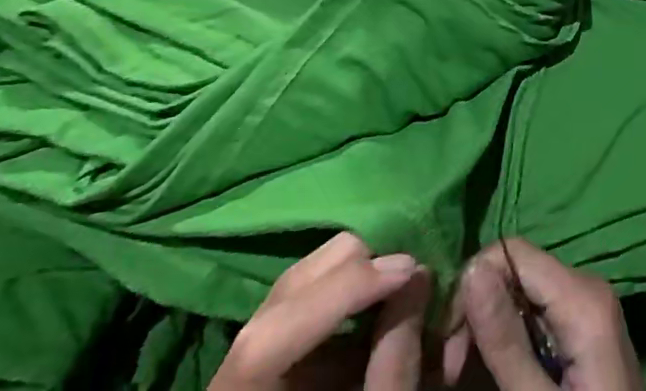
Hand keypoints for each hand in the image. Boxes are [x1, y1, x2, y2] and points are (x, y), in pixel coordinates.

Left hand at [211, 232, 431, 390]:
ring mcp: (242, 367)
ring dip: (354, 271)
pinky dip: (349, 288)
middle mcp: (227, 385)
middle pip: (282, 296)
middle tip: (413, 269)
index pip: (267, 344)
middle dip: (355, 268)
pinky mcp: (267, 359)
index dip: (341, 293)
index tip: (410, 270)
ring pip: (295, 286)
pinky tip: (384, 296)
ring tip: (403, 279)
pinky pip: (306, 299)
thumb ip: (395, 361)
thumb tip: (418, 276)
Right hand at [444, 239, 641, 390]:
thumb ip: (505, 340)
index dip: (471, 287)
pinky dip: (510, 335)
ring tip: (466, 376)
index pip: (511, 251)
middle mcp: (587, 285)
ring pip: (522, 291)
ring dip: (488, 328)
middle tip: (452, 372)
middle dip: (477, 312)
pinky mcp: (585, 322)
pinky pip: (537, 310)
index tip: (448, 346)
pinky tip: (498, 370)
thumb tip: (472, 269)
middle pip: (515, 271)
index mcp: (582, 295)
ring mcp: (588, 302)